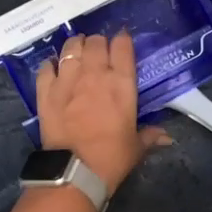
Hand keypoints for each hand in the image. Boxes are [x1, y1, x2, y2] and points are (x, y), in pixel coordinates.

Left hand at [35, 32, 170, 191]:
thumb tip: (166, 137)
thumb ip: (149, 136)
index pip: (122, 46)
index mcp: (121, 83)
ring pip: (70, 48)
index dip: (122, 40)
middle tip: (98, 50)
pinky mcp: (45, 92)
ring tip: (77, 51)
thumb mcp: (136, 147)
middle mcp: (94, 74)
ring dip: (75, 46)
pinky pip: (45, 68)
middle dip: (98, 43)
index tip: (121, 42)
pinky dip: (49, 65)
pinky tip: (53, 68)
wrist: (75, 171)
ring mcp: (67, 80)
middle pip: (95, 42)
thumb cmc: (112, 157)